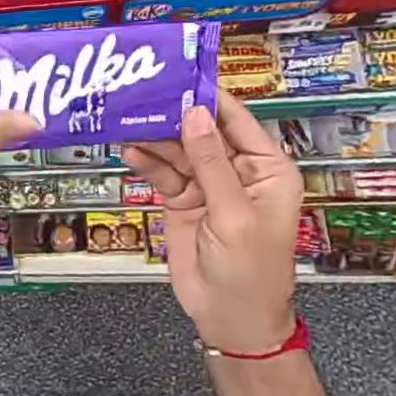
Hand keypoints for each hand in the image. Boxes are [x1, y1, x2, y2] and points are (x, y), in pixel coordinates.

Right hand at [123, 91, 302, 352]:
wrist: (229, 320)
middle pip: (201, 130)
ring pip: (178, 149)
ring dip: (154, 137)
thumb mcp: (234, 215)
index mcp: (266, 169)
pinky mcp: (183, 199)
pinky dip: (146, 161)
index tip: (181, 76)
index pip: (236, 120)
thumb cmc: (251, 275)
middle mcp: (237, 171)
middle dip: (173, 115)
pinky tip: (131, 151)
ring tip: (128, 122)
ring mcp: (208, 184)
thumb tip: (195, 115)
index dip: (208, 97)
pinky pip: (163, 172)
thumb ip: (211, 163)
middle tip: (143, 97)